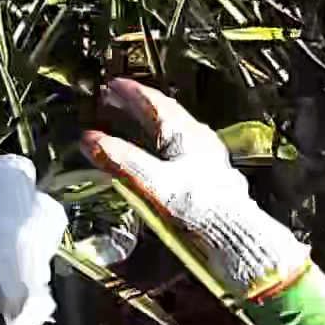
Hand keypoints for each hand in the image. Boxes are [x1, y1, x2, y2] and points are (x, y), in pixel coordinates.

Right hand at [81, 79, 310, 301]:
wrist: (236, 240)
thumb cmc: (197, 208)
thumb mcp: (153, 182)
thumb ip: (121, 160)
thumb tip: (88, 139)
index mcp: (185, 134)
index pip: (154, 103)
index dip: (130, 93)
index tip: (110, 84)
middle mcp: (198, 139)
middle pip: (164, 112)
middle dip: (137, 104)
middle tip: (113, 98)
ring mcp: (206, 157)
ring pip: (173, 129)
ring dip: (149, 121)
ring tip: (129, 120)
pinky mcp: (208, 176)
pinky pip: (178, 146)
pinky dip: (158, 141)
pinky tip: (154, 152)